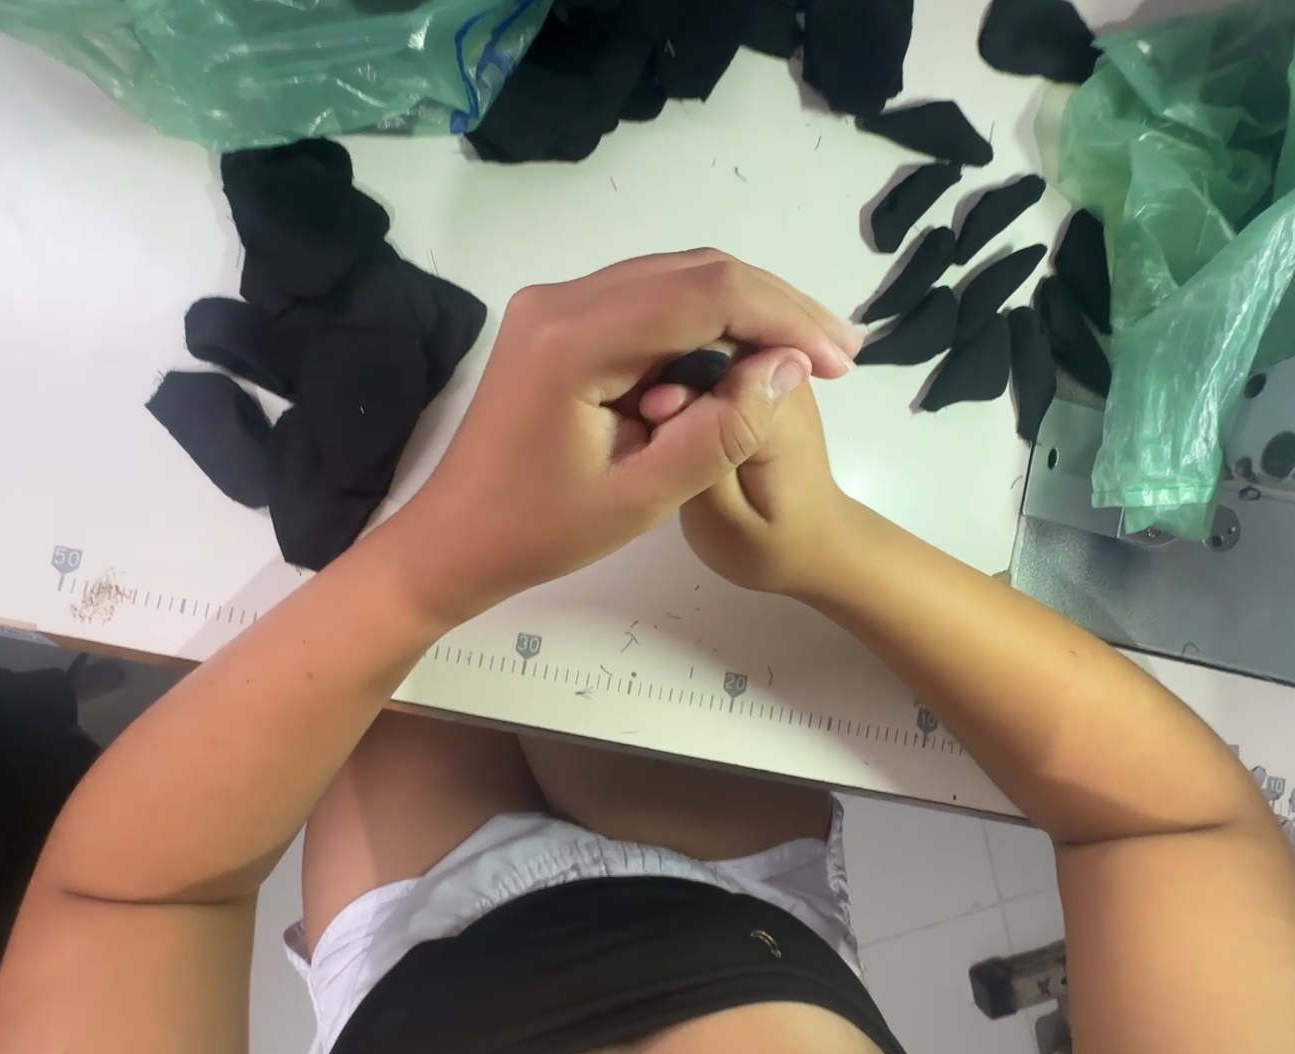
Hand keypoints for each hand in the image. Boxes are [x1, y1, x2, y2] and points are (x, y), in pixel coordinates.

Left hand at [376, 250, 862, 622]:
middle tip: (834, 352)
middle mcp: (561, 300)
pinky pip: (641, 305)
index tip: (839, 359)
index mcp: (575, 340)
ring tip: (796, 355)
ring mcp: (552, 306)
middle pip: (692, 272)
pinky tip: (730, 358)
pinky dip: (695, 326)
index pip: (707, 294)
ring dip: (738, 312)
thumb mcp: (641, 498)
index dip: (785, 318)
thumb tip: (788, 367)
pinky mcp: (553, 324)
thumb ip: (719, 433)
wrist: (455, 539)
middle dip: (771, 307)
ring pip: (670, 281)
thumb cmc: (540, 533)